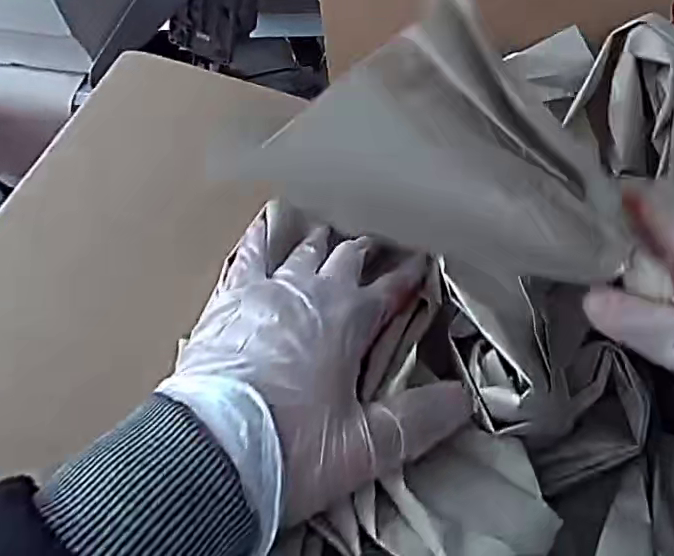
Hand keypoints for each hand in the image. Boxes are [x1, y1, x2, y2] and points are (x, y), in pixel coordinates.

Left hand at [175, 214, 472, 524]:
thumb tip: (464, 400)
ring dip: (322, 241)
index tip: (422, 260)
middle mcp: (317, 290)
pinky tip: (266, 221)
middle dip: (367, 249)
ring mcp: (274, 286)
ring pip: (306, 248)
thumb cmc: (289, 448)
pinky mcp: (234, 293)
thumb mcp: (362, 446)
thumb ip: (417, 420)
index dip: (410, 273)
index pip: (392, 286)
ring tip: (331, 233)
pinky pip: (252, 252)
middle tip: (376, 245)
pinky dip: (262, 234)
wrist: (209, 451)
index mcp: (351, 318)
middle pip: (350, 255)